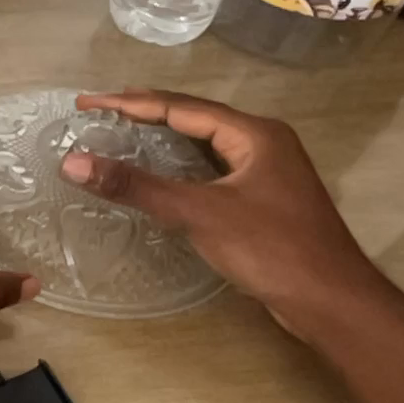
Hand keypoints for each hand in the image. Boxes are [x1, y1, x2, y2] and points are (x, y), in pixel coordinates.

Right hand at [60, 89, 386, 332]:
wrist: (330, 299)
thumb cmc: (270, 248)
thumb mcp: (197, 213)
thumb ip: (136, 186)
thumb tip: (73, 163)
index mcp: (254, 134)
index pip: (180, 108)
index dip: (129, 103)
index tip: (86, 103)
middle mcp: (262, 142)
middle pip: (193, 116)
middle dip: (144, 110)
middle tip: (98, 110)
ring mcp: (264, 170)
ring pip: (202, 140)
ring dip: (160, 133)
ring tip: (121, 128)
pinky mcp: (259, 195)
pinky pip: (208, 164)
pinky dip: (175, 159)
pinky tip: (157, 168)